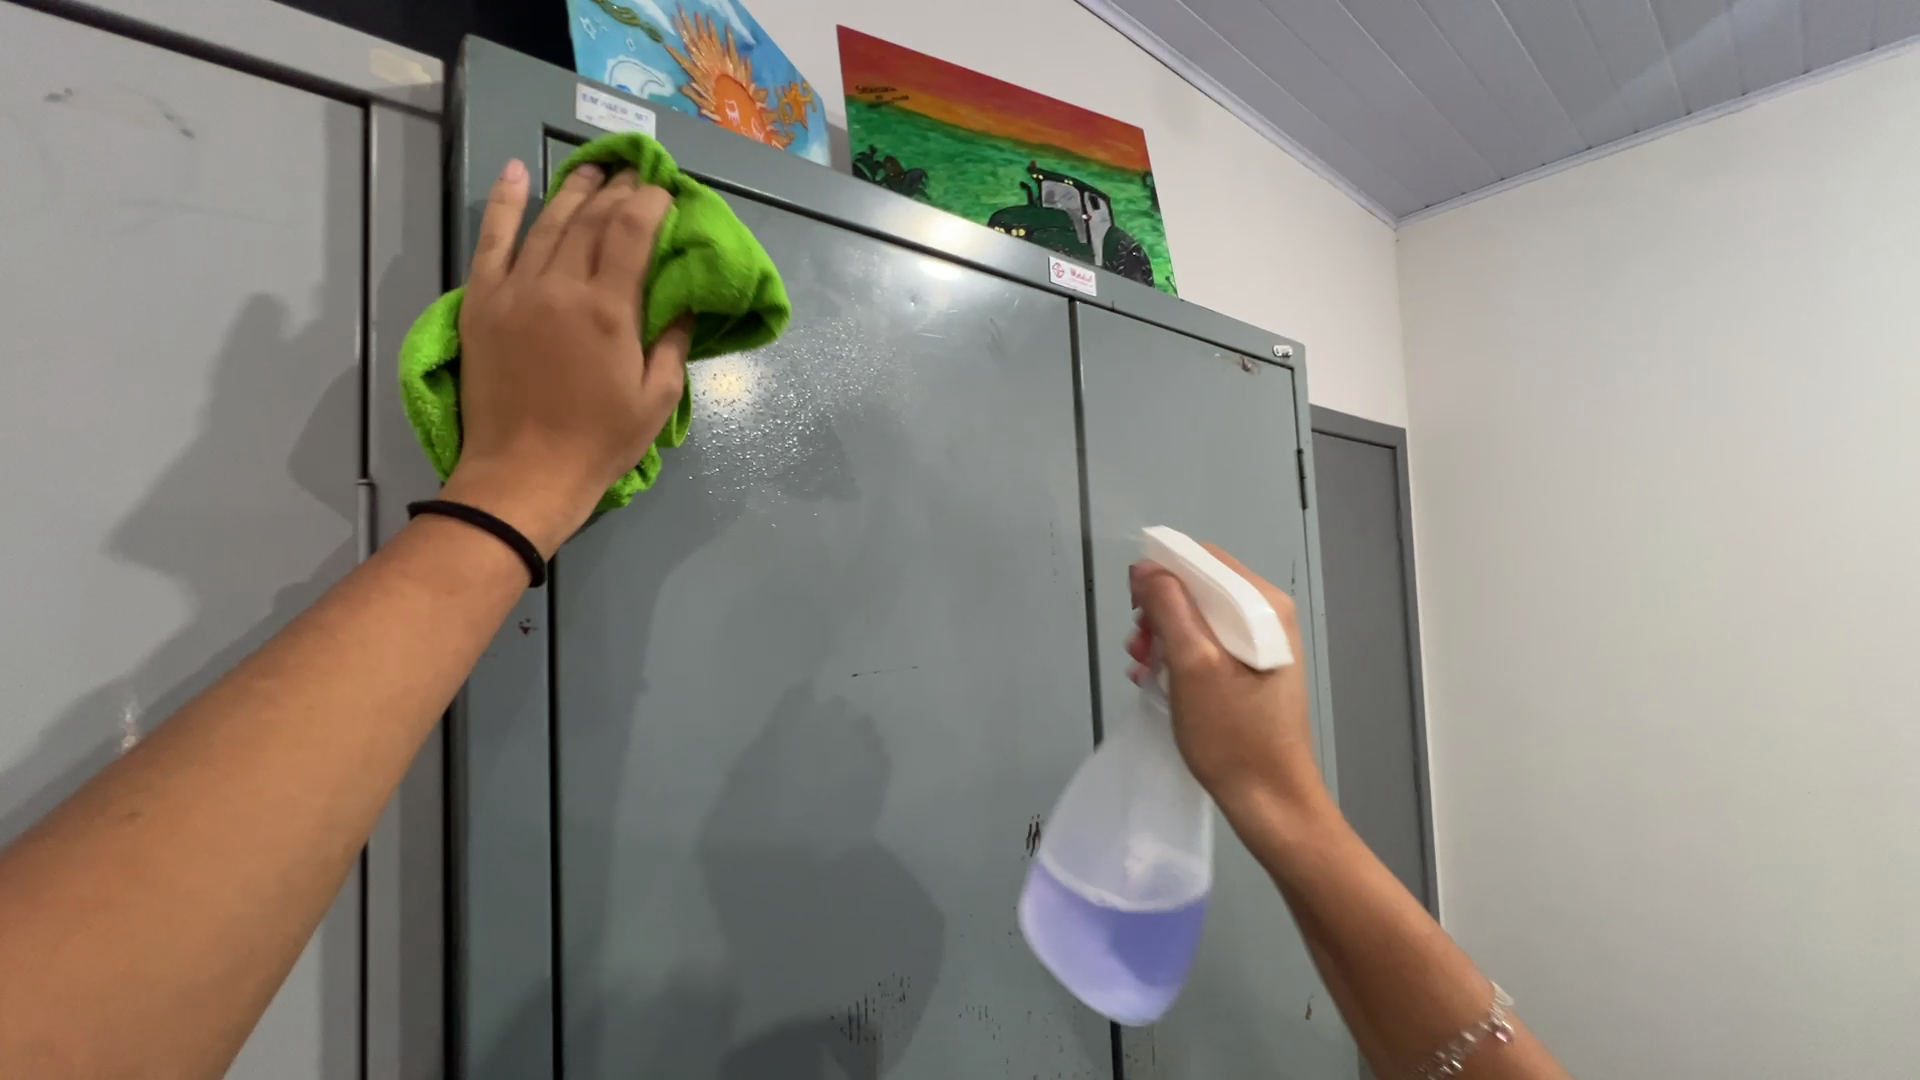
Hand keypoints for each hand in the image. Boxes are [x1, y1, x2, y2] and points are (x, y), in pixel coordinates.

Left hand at [439, 158, 693, 556]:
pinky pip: (492, 240)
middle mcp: (560, 287)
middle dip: (617, 190)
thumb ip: (672, 343)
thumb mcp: (657, 399)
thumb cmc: (601, 442)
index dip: (650, 204)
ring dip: (573, 190)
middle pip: (590, 219)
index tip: (666, 193)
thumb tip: (683, 303)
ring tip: (594, 169)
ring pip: (546, 222)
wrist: (525, 472)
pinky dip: (505, 204)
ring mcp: (515, 290)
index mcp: (609, 312)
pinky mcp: (482, 302)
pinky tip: (518, 174)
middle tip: (636, 174)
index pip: (631, 233)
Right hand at [1126, 545, 1326, 819]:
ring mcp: (1261, 643)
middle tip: (1138, 644)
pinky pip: (1206, 642)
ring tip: (1143, 667)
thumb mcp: (1192, 664)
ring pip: (1197, 616)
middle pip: (1199, 587)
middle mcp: (1267, 615)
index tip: (1133, 606)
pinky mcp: (1251, 668)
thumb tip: (1146, 566)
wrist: (1269, 800)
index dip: (1161, 573)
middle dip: (1159, 609)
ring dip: (1162, 634)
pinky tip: (1157, 678)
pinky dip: (1177, 654)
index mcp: (1263, 605)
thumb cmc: (1231, 733)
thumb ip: (1169, 606)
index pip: (1202, 559)